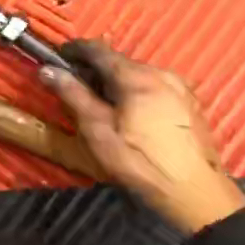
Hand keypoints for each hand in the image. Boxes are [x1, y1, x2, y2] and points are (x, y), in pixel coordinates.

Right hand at [40, 40, 244, 235]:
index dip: (74, 49)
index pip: (98, 49)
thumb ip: (73, 94)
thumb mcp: (98, 130)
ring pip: (138, 75)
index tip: (57, 57)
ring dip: (116, 82)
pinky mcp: (191, 105)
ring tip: (102, 104)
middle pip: (119, 61)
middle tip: (76, 88)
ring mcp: (180, 88)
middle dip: (95, 70)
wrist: (197, 195)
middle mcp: (161, 74)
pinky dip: (136, 92)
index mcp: (136, 76)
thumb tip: (46, 69)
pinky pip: (155, 87)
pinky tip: (131, 115)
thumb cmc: (139, 161)